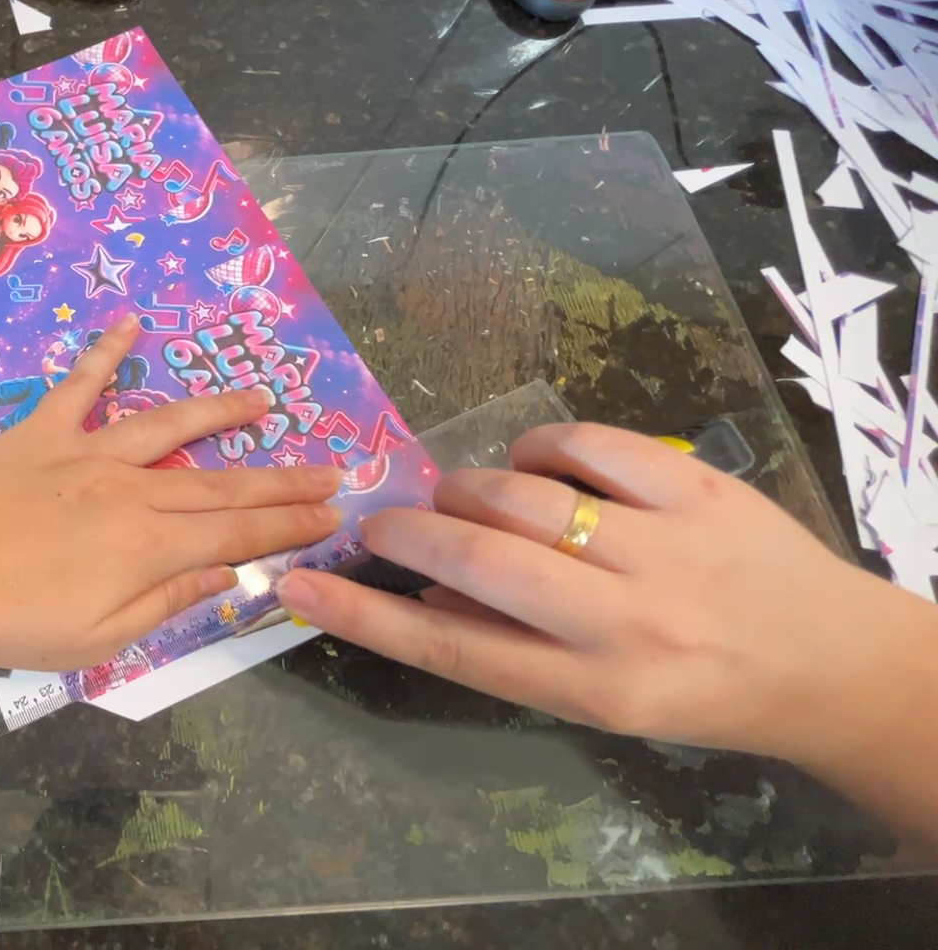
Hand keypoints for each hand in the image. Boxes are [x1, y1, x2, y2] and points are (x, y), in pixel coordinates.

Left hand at [0, 315, 342, 671]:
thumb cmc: (4, 621)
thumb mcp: (95, 640)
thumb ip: (165, 602)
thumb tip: (226, 576)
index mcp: (147, 544)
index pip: (237, 533)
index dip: (288, 525)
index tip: (330, 513)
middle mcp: (128, 487)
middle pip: (219, 483)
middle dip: (280, 480)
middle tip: (330, 469)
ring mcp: (83, 451)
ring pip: (168, 425)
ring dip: (220, 413)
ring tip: (262, 399)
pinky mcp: (38, 430)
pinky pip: (80, 385)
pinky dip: (106, 353)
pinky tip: (130, 323)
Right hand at [277, 423, 937, 769]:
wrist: (844, 667)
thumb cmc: (691, 689)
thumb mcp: (589, 696)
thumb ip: (494, 642)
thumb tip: (411, 591)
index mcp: (597, 687)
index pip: (453, 649)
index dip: (363, 616)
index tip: (297, 588)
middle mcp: (634, 624)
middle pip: (480, 560)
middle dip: (406, 529)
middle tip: (382, 524)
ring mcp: (675, 550)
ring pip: (520, 495)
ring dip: (464, 490)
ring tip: (467, 502)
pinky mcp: (705, 490)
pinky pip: (584, 445)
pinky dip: (534, 450)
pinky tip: (535, 469)